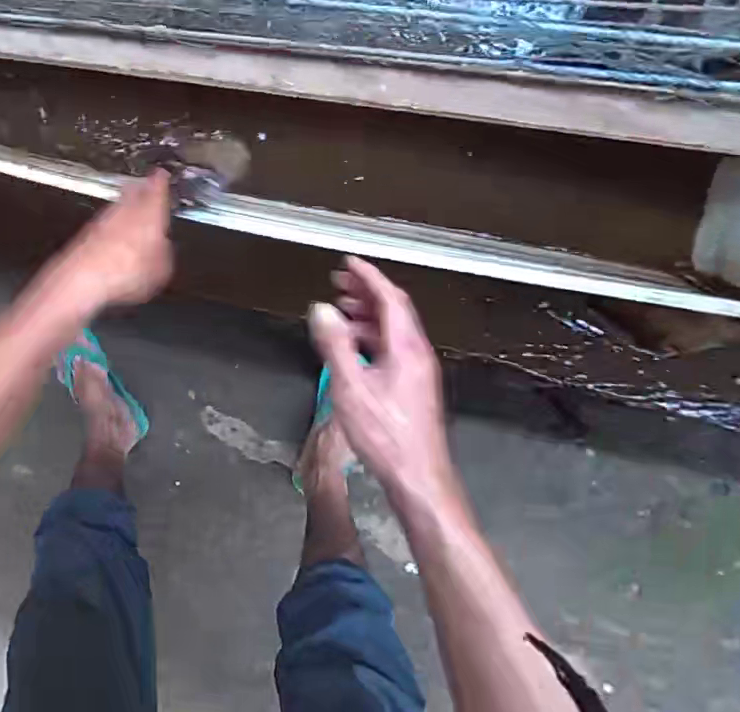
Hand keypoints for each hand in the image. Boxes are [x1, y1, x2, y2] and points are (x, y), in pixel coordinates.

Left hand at [48, 170, 174, 308]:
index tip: (162, 175)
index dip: (161, 180)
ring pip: (119, 206)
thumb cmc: (125, 269)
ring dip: (126, 207)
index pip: (157, 187)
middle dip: (142, 189)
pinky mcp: (89, 233)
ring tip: (133, 214)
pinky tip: (116, 238)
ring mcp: (105, 219)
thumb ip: (165, 252)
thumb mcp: (162, 268)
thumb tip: (165, 251)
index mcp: (150, 210)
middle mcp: (126, 209)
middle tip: (148, 187)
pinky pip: (106, 223)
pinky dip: (113, 225)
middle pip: (135, 191)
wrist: (84, 277)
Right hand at [310, 257, 456, 502]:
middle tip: (340, 280)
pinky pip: (392, 345)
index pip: (389, 298)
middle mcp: (416, 353)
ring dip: (367, 313)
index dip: (368, 276)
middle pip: (394, 309)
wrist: (418, 477)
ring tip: (341, 309)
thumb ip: (335, 344)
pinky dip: (371, 334)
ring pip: (393, 328)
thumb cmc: (387, 436)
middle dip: (366, 290)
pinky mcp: (413, 384)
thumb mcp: (351, 386)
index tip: (349, 262)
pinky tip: (353, 344)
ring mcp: (418, 369)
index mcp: (406, 347)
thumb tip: (321, 310)